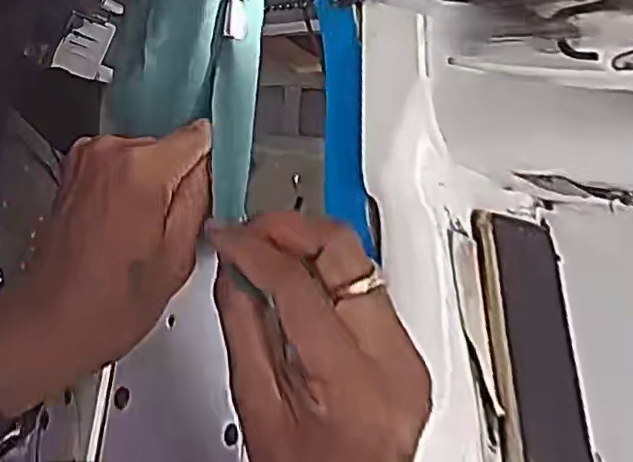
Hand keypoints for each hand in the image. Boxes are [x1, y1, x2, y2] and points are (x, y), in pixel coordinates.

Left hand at [0, 120, 212, 412]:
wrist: (50, 319)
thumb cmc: (108, 304)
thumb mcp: (177, 257)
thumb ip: (200, 197)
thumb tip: (211, 166)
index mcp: (142, 168)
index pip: (198, 136)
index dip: (209, 164)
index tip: (207, 190)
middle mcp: (112, 149)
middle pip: (170, 147)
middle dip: (177, 179)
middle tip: (169, 227)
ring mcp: (89, 154)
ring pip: (145, 155)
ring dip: (149, 183)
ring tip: (139, 231)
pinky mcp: (75, 164)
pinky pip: (120, 163)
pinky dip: (125, 185)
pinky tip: (119, 224)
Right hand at [212, 213, 431, 461]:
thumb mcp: (257, 406)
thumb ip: (242, 324)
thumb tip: (231, 264)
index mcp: (353, 383)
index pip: (296, 282)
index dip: (252, 247)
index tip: (226, 234)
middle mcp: (392, 360)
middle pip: (341, 248)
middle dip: (286, 227)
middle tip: (248, 230)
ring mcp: (406, 352)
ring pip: (355, 256)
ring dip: (304, 241)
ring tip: (265, 249)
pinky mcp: (406, 348)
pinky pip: (362, 281)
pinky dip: (323, 266)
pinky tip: (293, 274)